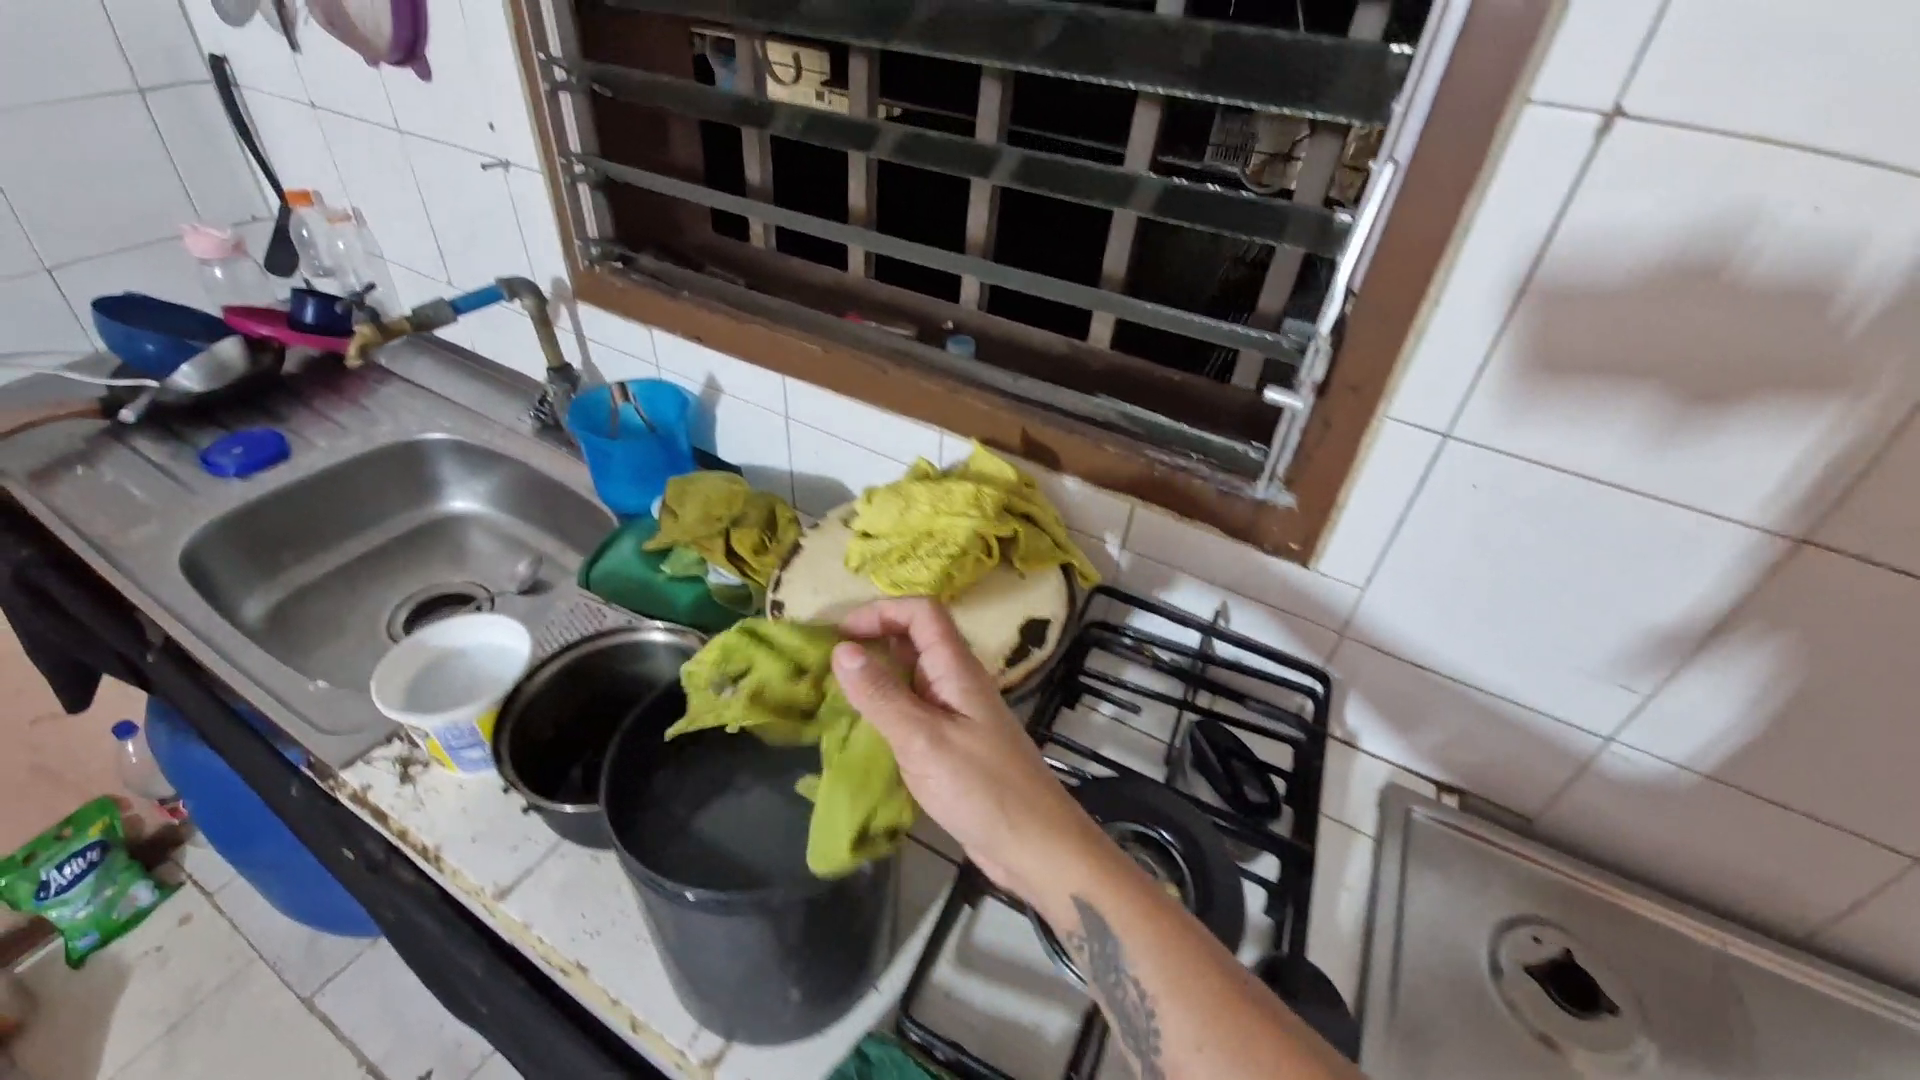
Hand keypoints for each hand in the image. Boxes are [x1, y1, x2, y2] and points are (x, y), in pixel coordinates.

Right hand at [832, 598, 1106, 903]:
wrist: (1034, 846)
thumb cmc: (982, 789)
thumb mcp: (923, 740)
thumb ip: (882, 694)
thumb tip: (841, 649)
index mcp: (957, 669)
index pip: (922, 613)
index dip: (881, 611)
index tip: (840, 636)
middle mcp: (958, 683)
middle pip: (916, 639)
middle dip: (873, 639)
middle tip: (826, 663)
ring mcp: (957, 714)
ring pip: (913, 677)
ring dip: (877, 676)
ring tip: (833, 693)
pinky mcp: (953, 745)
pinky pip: (915, 710)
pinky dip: (887, 709)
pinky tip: (861, 729)